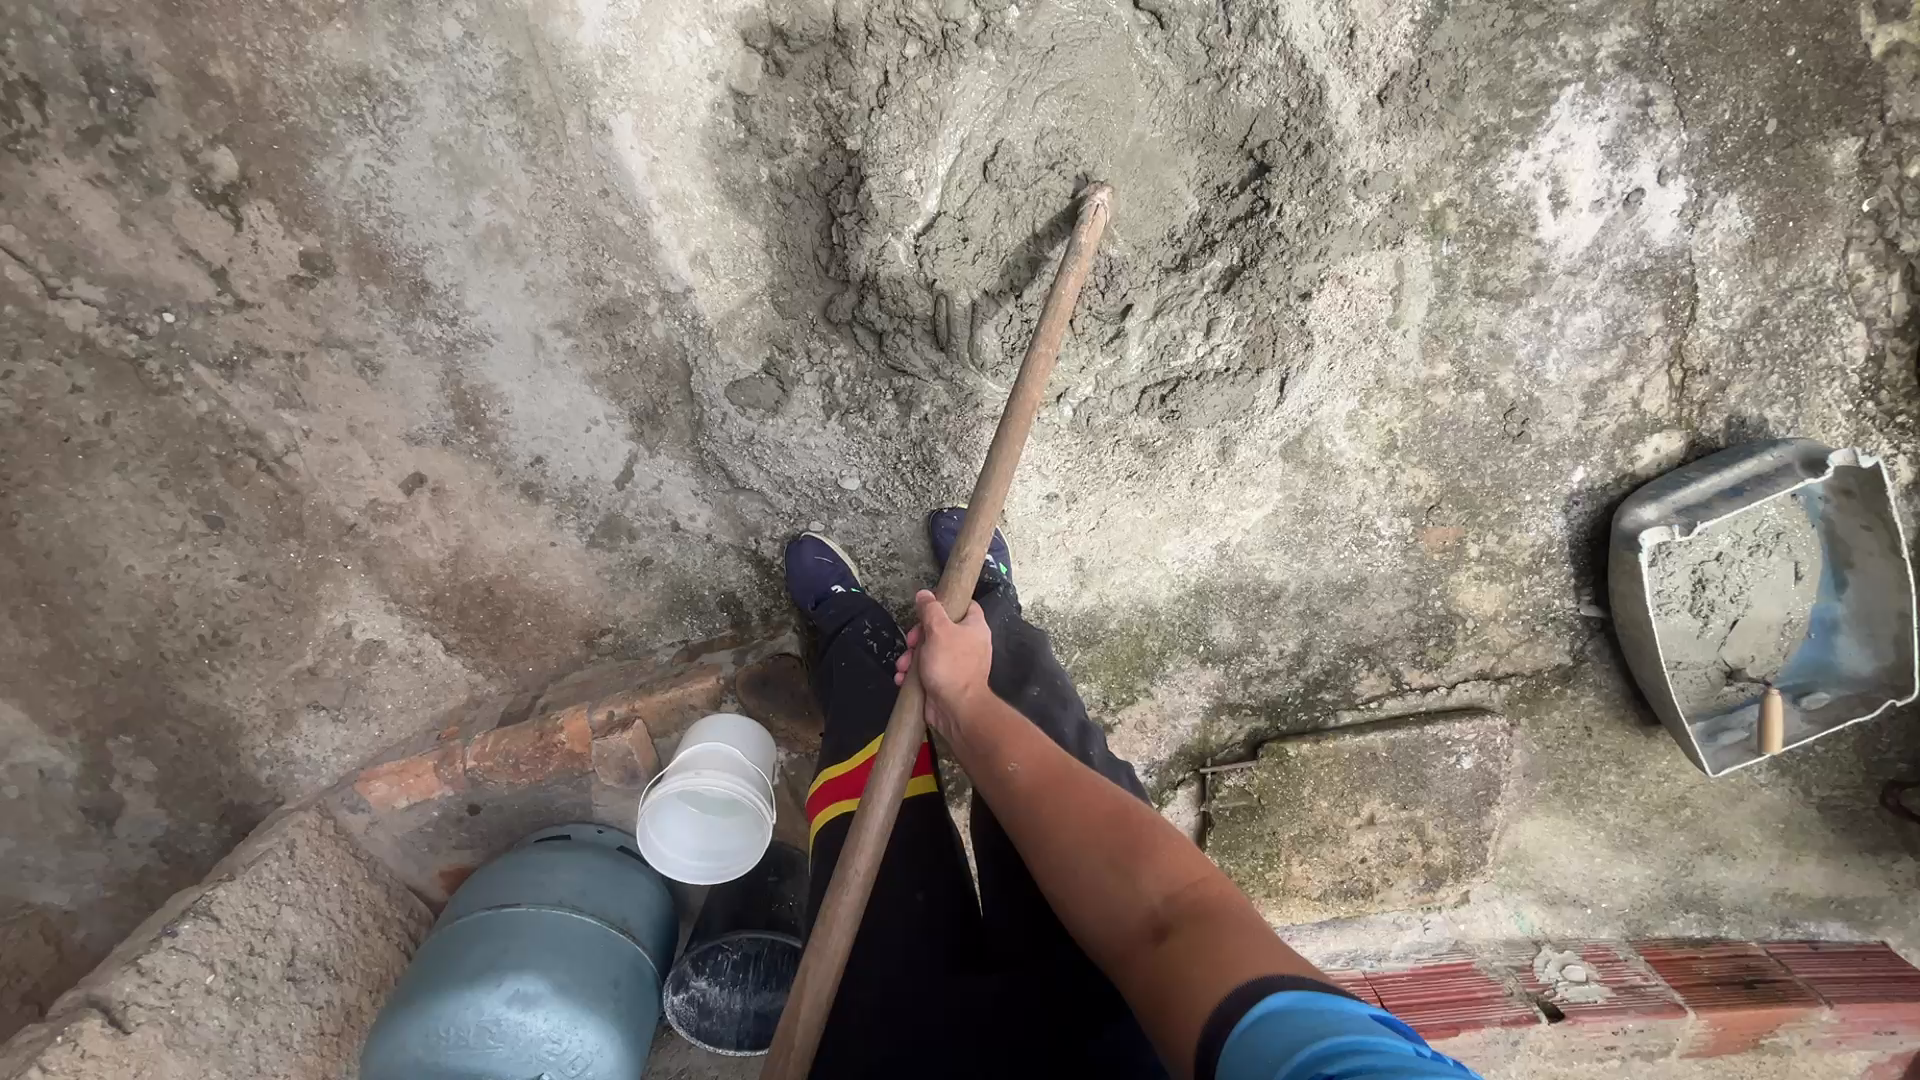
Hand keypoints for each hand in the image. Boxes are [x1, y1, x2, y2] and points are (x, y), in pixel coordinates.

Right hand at [893, 589, 991, 737]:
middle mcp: (968, 644)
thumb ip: (930, 610)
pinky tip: (903, 678)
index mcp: (974, 627)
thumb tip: (925, 594)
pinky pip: (926, 670)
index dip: (945, 604)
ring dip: (911, 657)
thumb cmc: (952, 666)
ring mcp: (957, 663)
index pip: (965, 605)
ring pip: (929, 651)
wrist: (956, 709)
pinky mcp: (945, 680)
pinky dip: (913, 673)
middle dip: (918, 637)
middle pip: (939, 628)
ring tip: (903, 665)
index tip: (928, 608)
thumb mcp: (938, 630)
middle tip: (912, 642)